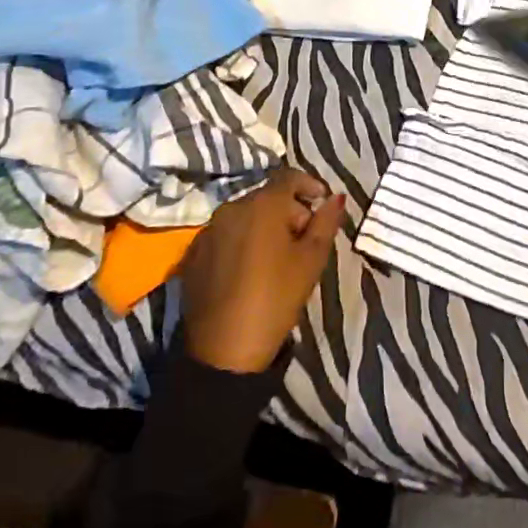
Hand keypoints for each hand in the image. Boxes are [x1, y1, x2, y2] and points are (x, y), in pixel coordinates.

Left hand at [179, 168, 343, 373]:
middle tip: (305, 238)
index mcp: (262, 205)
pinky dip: (242, 241)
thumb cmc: (277, 297)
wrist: (224, 350)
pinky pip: (225, 235)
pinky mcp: (192, 255)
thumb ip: (326, 221)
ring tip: (279, 255)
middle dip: (290, 210)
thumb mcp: (312, 259)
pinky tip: (252, 269)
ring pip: (245, 215)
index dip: (311, 185)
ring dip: (265, 225)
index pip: (290, 177)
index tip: (324, 204)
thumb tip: (335, 197)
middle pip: (267, 196)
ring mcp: (207, 232)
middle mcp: (231, 208)